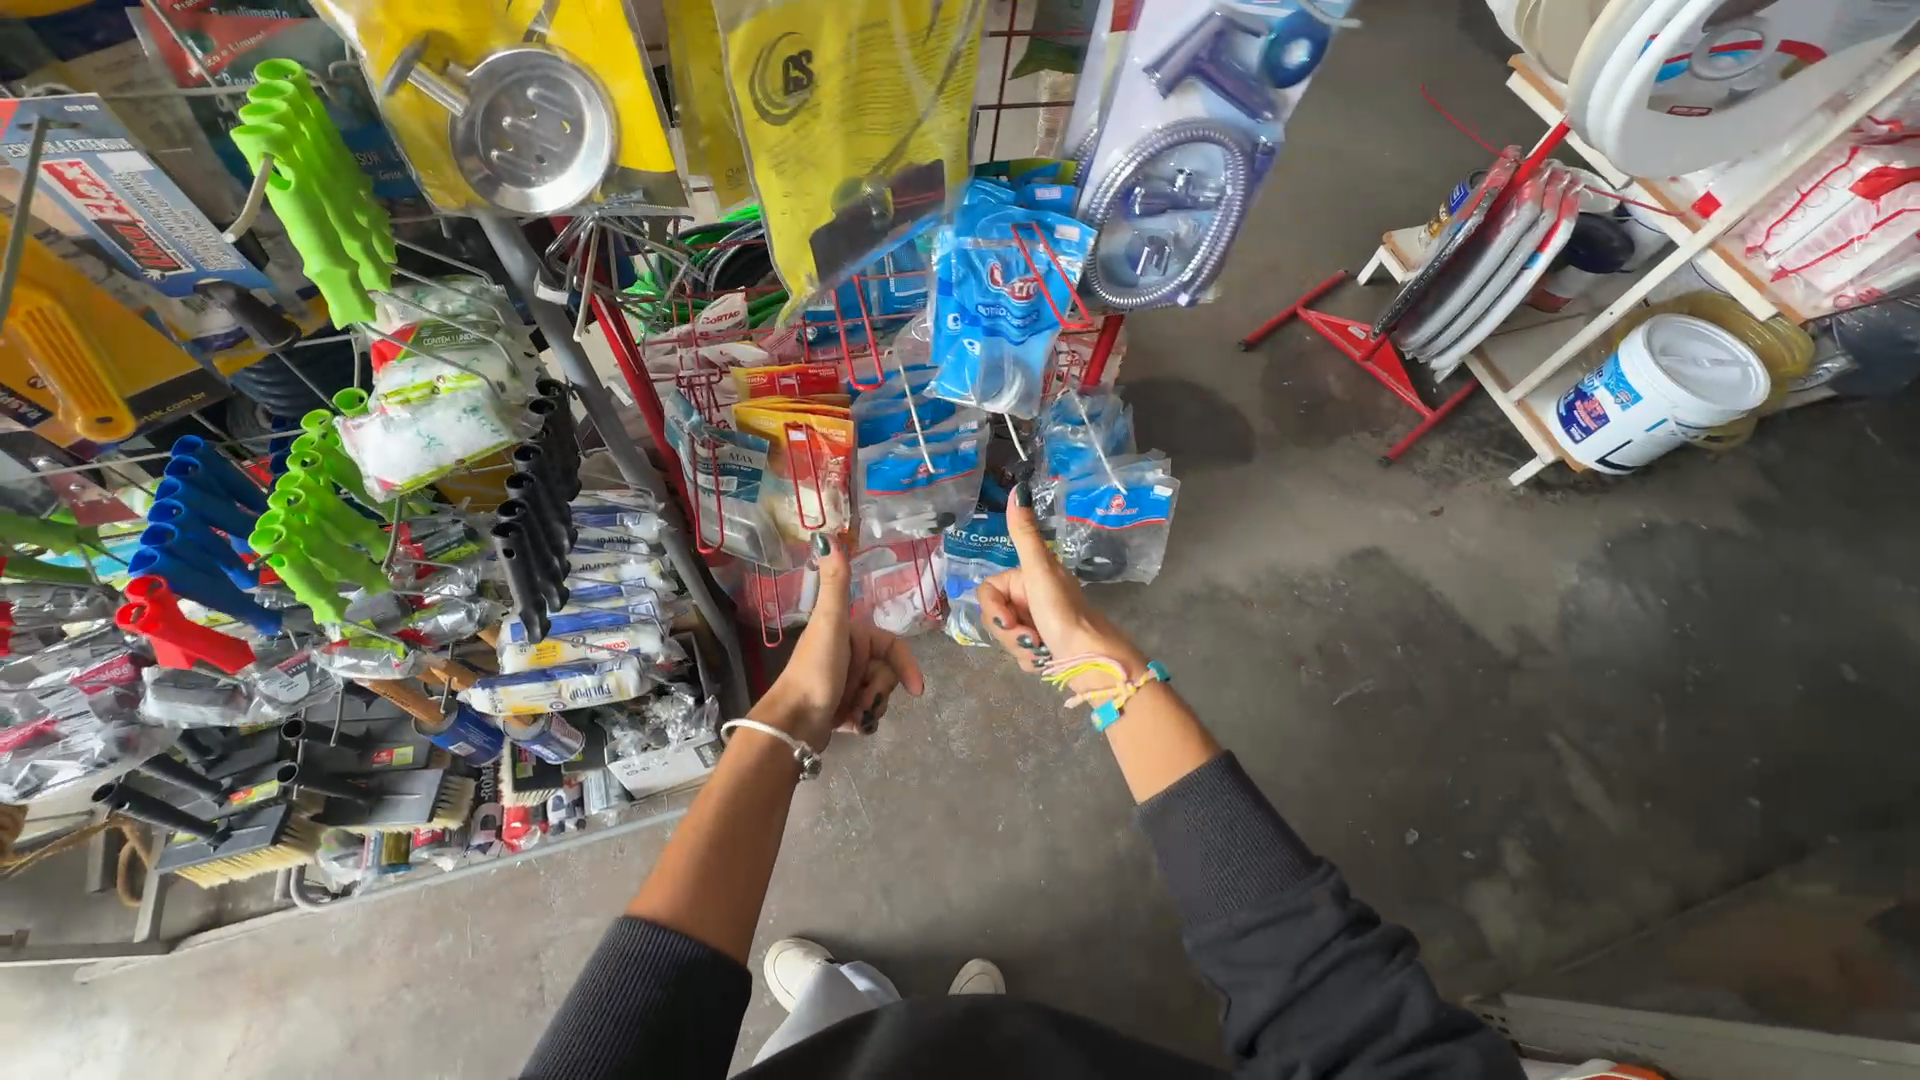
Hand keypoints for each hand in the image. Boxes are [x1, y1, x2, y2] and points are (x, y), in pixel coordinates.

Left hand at [751, 533, 924, 751]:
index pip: (892, 646)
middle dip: (879, 690)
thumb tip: (826, 535)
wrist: (792, 725)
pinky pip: (867, 714)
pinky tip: (849, 725)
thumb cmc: (815, 672)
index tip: (916, 690)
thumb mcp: (829, 623)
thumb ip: (836, 583)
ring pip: (879, 694)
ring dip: (871, 707)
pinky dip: (862, 721)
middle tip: (861, 700)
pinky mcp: (839, 709)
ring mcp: (843, 683)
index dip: (905, 666)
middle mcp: (847, 656)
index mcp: (849, 634)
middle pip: (887, 673)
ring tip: (852, 715)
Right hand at [975, 483, 1144, 686]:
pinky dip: (1031, 660)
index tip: (1010, 619)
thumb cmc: (1064, 613)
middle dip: (1009, 633)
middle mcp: (1030, 597)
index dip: (994, 610)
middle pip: (994, 617)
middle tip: (1032, 637)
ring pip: (1004, 638)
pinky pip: (1019, 656)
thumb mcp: (1040, 570)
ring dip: (1020, 648)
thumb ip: (1024, 533)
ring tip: (1042, 649)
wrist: (1092, 658)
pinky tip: (1046, 660)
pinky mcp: (1042, 648)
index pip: (987, 593)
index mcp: (1027, 577)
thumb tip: (1018, 488)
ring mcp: (1035, 622)